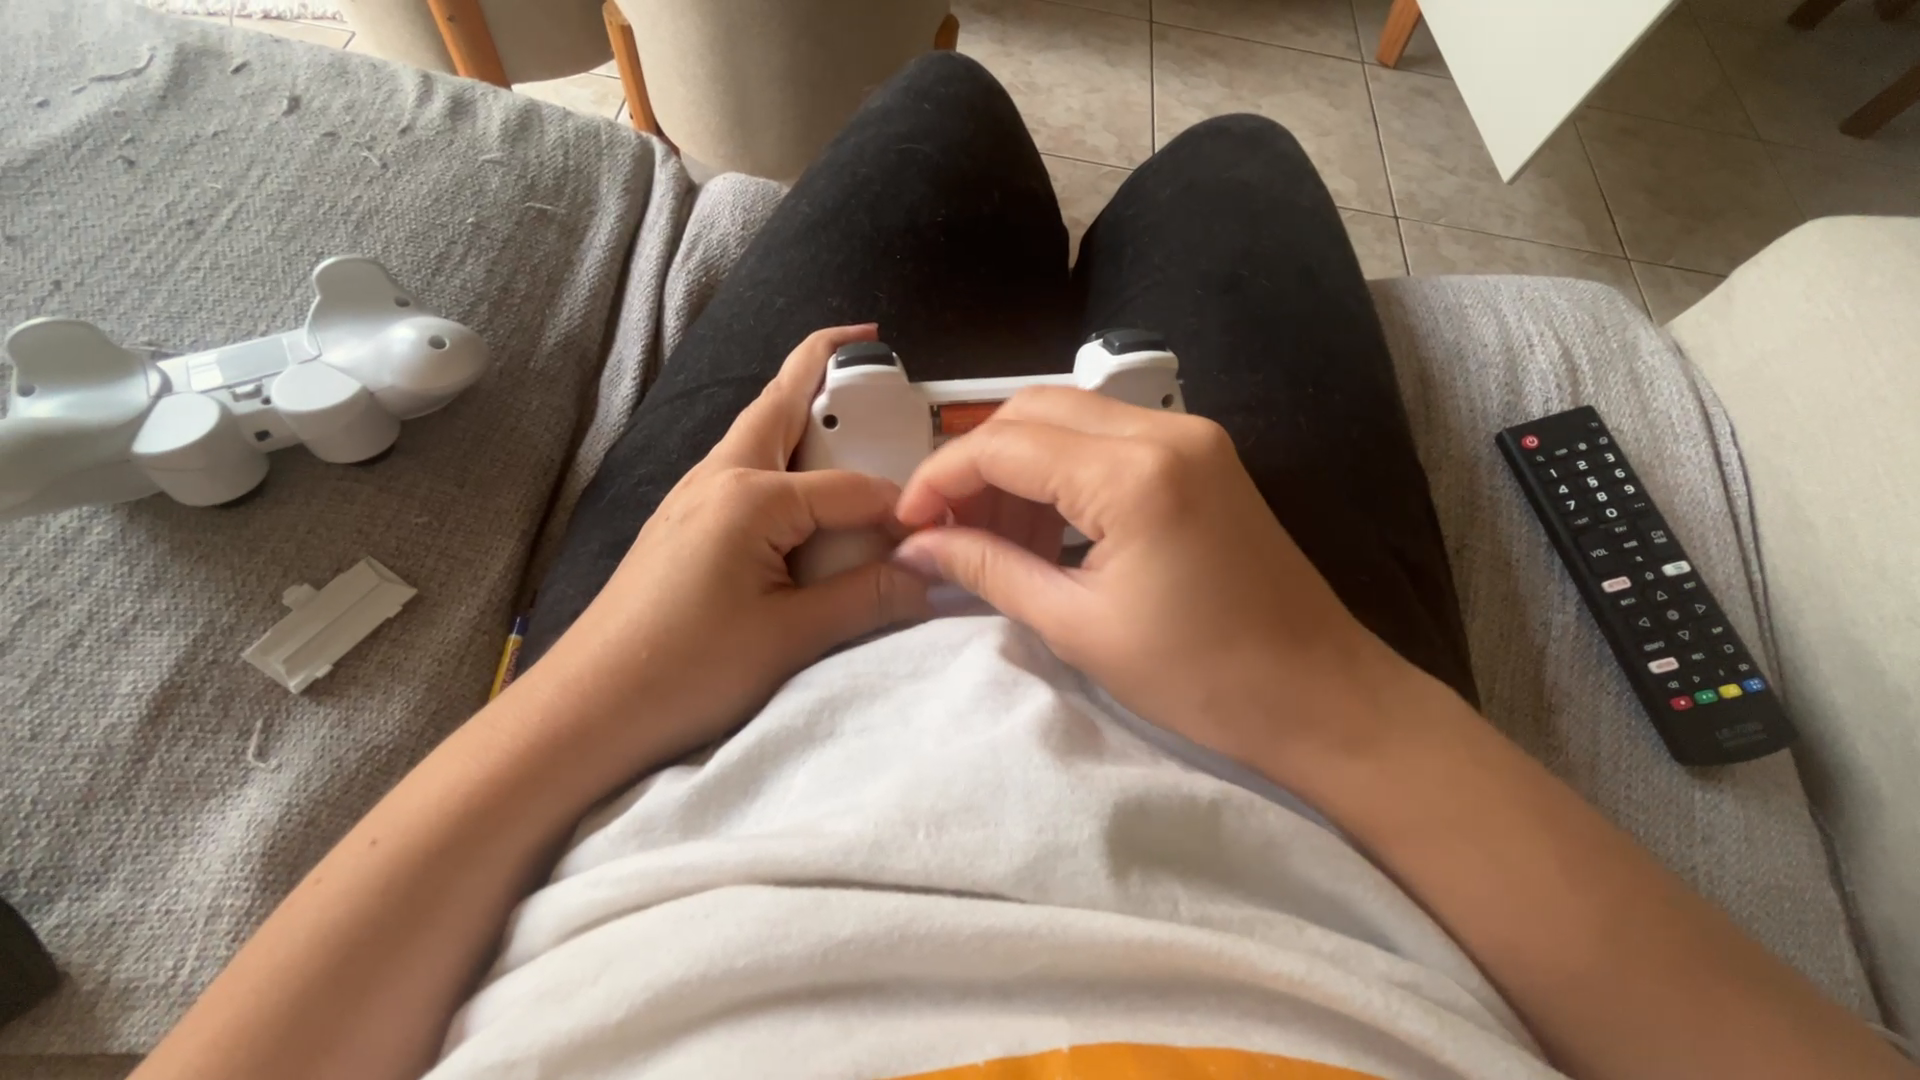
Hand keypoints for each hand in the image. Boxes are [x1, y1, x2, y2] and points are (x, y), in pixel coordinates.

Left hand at [525, 325, 931, 770]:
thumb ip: (869, 597)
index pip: (851, 486)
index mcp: (749, 495)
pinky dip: (781, 457)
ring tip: (846, 408)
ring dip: (801, 410)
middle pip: (781, 404)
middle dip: (825, 367)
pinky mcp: (683, 523)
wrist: (587, 710)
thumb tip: (938, 576)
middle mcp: (717, 477)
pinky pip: (743, 470)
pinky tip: (801, 490)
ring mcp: (692, 497)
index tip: (937, 530)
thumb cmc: (685, 670)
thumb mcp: (792, 636)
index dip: (898, 506)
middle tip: (872, 348)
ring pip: (757, 433)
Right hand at [892, 387, 1435, 772]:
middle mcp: (1162, 431)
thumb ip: (989, 569)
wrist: (1321, 696)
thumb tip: (917, 548)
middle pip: (1031, 411)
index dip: (939, 479)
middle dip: (975, 464)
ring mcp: (1190, 436)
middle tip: (948, 530)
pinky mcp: (1202, 455)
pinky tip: (1046, 528)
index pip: (1003, 445)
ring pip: (1068, 418)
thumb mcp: (1078, 626)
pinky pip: (1107, 440)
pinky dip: (1062, 473)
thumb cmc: (1200, 677)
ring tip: (995, 540)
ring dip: (1017, 467)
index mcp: (1132, 474)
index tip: (908, 525)